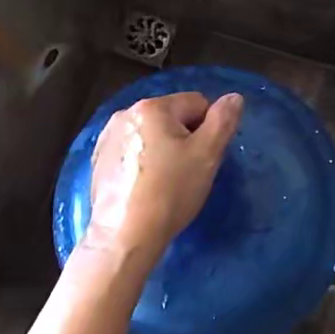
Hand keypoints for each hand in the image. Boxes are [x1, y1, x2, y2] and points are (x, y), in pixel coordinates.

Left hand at [86, 91, 242, 253]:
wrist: (126, 236)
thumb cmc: (171, 192)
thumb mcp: (207, 155)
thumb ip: (223, 121)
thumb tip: (234, 97)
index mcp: (152, 107)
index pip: (197, 103)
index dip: (208, 130)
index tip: (204, 158)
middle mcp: (125, 114)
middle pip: (173, 118)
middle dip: (185, 139)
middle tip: (189, 172)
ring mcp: (108, 138)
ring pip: (152, 136)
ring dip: (164, 151)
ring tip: (166, 182)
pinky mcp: (100, 161)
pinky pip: (133, 152)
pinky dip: (143, 164)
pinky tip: (145, 188)